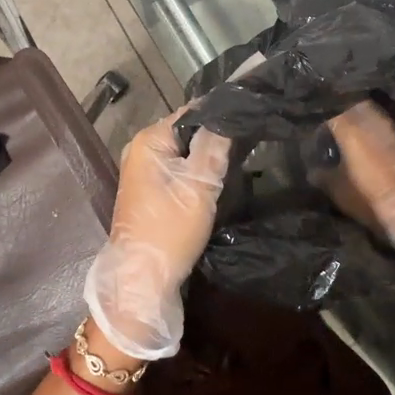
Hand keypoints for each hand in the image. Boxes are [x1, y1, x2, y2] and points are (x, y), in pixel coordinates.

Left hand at [84, 107, 231, 359]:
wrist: (142, 281)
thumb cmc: (169, 231)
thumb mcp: (198, 186)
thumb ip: (213, 146)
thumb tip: (229, 114)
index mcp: (149, 140)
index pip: (192, 112)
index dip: (222, 115)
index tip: (252, 118)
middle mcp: (142, 149)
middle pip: (188, 131)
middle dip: (216, 138)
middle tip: (252, 143)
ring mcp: (143, 171)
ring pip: (186, 153)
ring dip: (208, 158)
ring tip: (242, 160)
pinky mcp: (150, 191)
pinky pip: (180, 170)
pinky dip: (198, 174)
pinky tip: (219, 182)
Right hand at [324, 101, 394, 287]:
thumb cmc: (371, 199)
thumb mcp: (339, 191)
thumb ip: (323, 176)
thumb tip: (313, 169)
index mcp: (352, 128)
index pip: (331, 113)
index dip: (323, 122)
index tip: (319, 133)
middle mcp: (375, 121)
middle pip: (355, 108)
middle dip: (345, 116)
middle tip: (337, 131)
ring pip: (375, 117)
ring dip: (366, 125)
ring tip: (358, 141)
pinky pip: (390, 130)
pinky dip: (382, 136)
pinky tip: (378, 150)